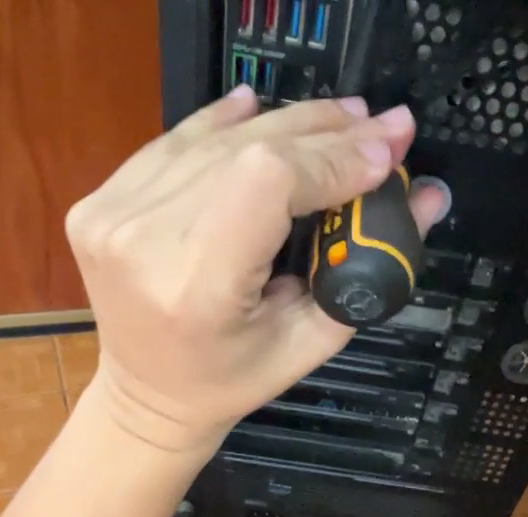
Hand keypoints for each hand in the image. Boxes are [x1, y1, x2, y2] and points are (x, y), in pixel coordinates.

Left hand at [67, 87, 449, 453]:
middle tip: (379, 127)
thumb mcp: (307, 343)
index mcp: (195, 289)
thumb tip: (428, 197)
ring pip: (214, 140)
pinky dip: (222, 124)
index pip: (268, 182)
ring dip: (283, 124)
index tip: (385, 154)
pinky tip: (259, 109)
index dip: (332, 158)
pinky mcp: (99, 201)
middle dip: (322, 134)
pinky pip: (174, 143)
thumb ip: (367, 271)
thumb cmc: (230, 382)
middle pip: (245, 149)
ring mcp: (112, 215)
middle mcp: (143, 241)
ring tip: (338, 120)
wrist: (147, 396)